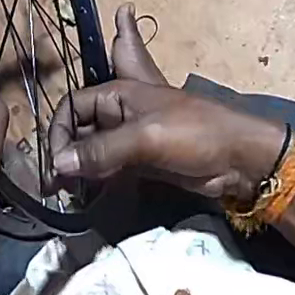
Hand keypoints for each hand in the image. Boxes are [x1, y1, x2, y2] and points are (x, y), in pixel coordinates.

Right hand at [50, 4, 286, 202]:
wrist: (241, 159)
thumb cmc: (192, 133)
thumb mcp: (144, 137)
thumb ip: (100, 150)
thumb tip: (57, 164)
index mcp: (116, 94)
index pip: (71, 107)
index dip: (59, 131)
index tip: (55, 162)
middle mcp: (117, 114)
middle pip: (78, 131)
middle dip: (63, 155)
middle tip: (53, 187)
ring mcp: (128, 140)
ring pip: (90, 153)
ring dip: (76, 172)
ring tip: (63, 197)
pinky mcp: (139, 164)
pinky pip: (107, 170)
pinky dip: (94, 182)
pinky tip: (84, 199)